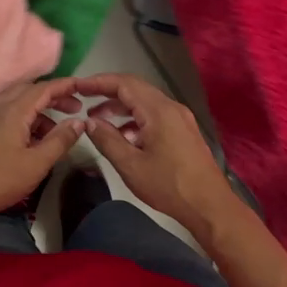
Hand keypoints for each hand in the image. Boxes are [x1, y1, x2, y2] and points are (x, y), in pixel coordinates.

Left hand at [0, 78, 85, 226]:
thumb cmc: (1, 181)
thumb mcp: (38, 163)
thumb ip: (60, 140)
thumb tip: (78, 122)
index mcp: (12, 112)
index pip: (42, 88)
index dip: (65, 86)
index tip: (83, 87)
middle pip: (29, 93)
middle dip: (54, 98)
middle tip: (75, 108)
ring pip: (18, 107)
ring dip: (40, 113)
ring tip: (57, 132)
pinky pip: (7, 118)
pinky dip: (26, 123)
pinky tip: (34, 142)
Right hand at [78, 74, 236, 232]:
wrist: (208, 204)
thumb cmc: (168, 185)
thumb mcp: (130, 165)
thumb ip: (107, 140)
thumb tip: (89, 122)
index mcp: (158, 111)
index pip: (124, 84)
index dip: (99, 82)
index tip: (78, 87)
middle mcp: (171, 108)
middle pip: (136, 89)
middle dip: (108, 93)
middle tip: (83, 100)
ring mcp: (180, 119)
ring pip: (145, 103)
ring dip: (120, 108)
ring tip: (97, 121)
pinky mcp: (183, 131)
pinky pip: (154, 116)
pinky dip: (134, 119)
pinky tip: (122, 136)